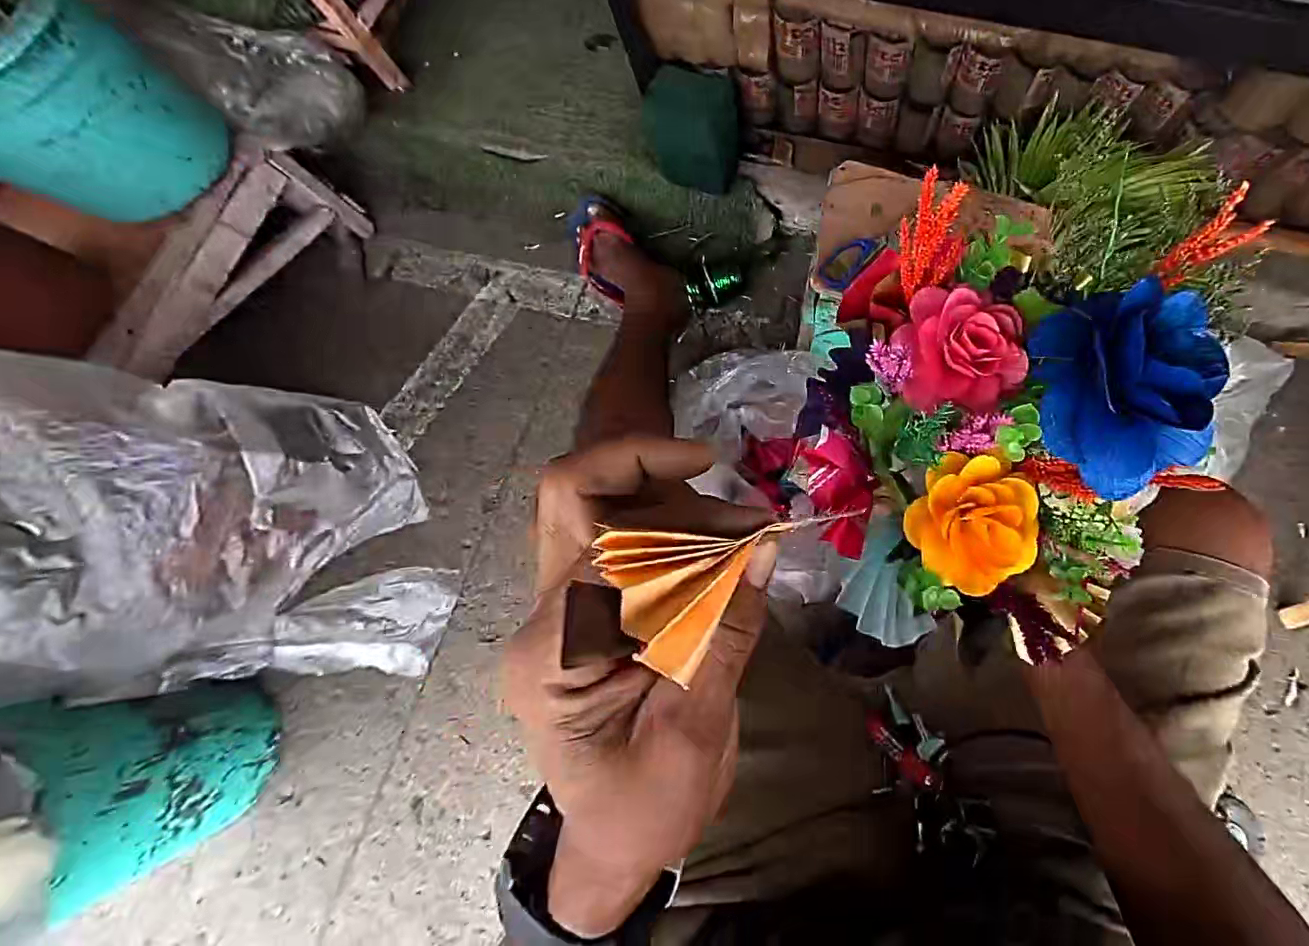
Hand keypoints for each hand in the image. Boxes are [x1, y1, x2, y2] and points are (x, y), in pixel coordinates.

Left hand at [504, 436, 774, 936]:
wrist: (622, 838)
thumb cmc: (647, 807)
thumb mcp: (693, 730)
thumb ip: (724, 632)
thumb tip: (764, 547)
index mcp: (551, 654)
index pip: (602, 550)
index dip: (677, 529)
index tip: (745, 526)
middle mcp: (545, 615)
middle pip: (572, 496)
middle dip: (645, 468)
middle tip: (713, 469)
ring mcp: (563, 603)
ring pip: (600, 503)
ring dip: (670, 495)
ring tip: (741, 519)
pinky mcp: (592, 601)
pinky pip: (625, 532)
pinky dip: (676, 522)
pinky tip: (723, 538)